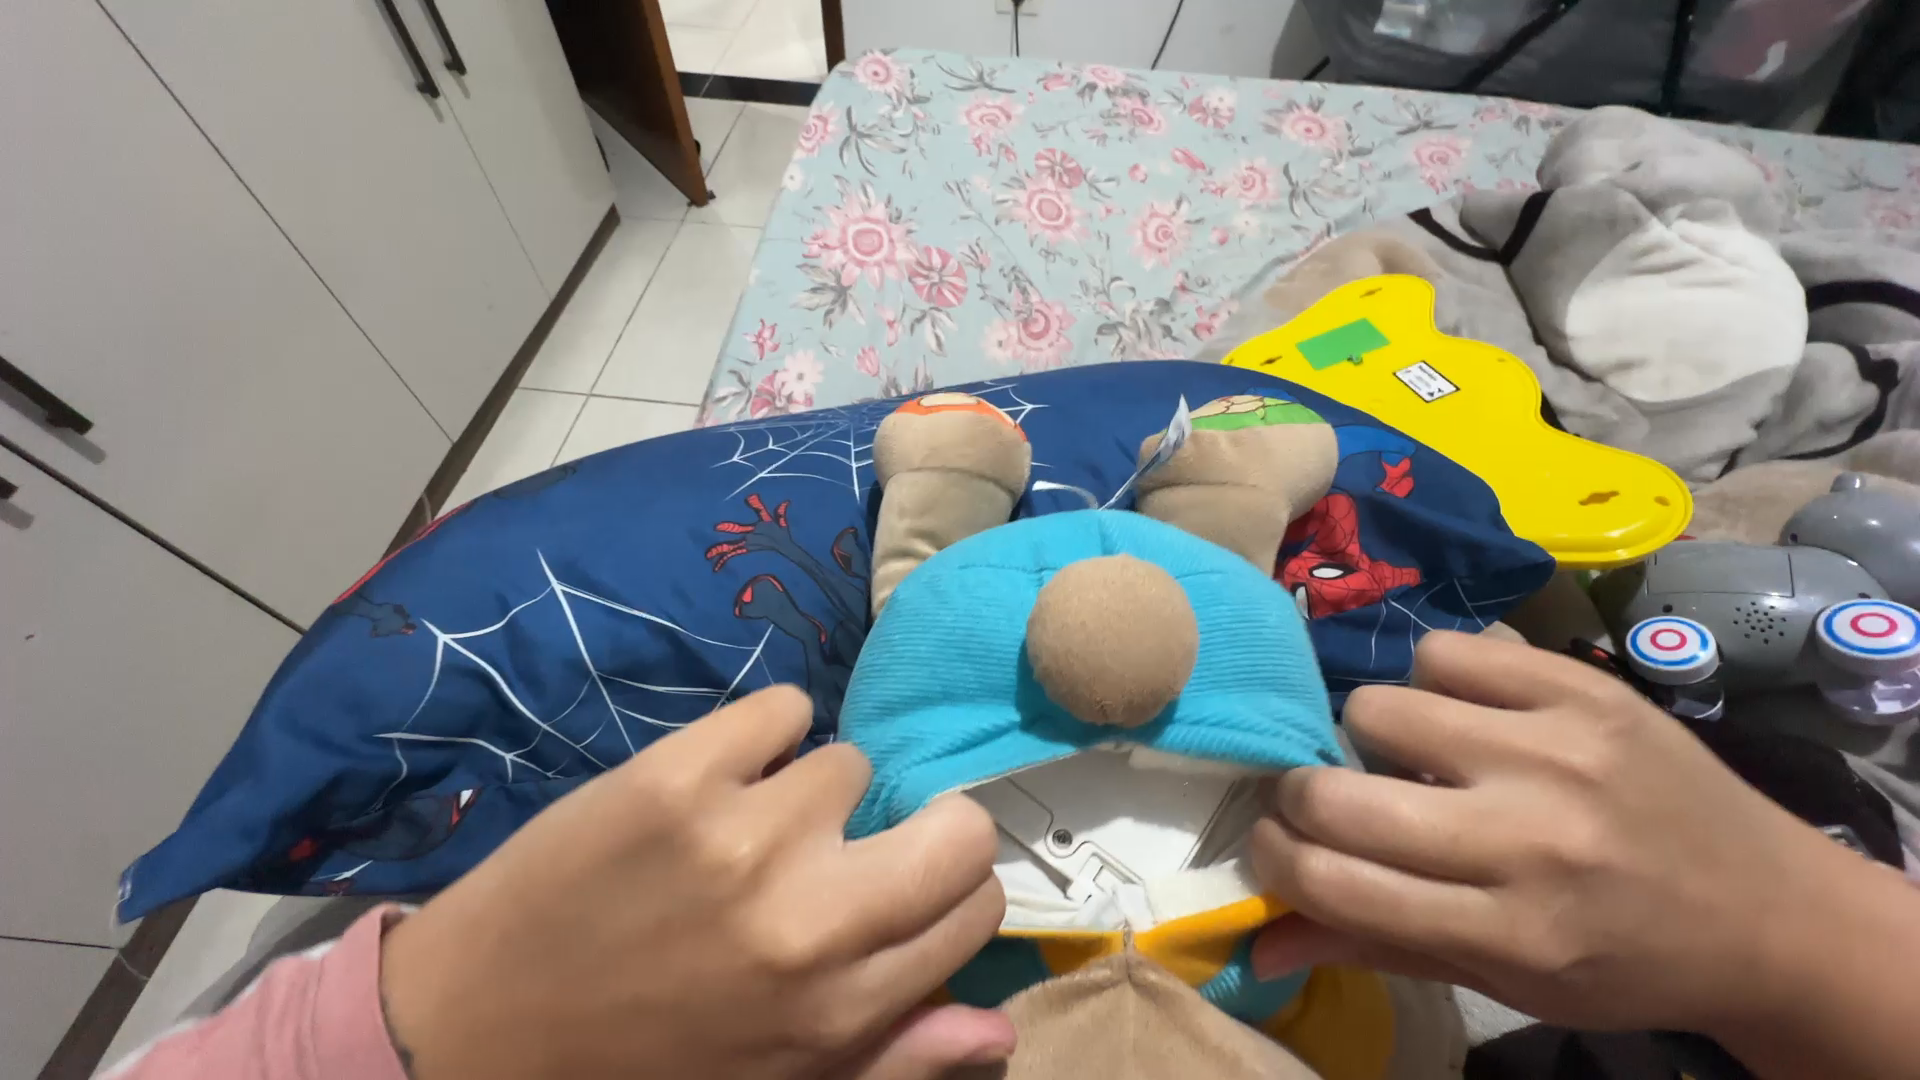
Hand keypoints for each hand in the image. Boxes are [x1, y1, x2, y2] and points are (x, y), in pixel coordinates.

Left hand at [380, 685, 1010, 1079]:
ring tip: (748, 829)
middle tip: (858, 842)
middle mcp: (809, 918)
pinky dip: (766, 733)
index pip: (975, 906)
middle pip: (958, 826)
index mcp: (838, 1007)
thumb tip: (1003, 1027)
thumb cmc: (640, 1071)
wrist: (465, 1039)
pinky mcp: (676, 776)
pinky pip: (783, 708)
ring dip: (812, 794)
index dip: (952, 888)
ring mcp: (742, 836)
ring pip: (849, 763)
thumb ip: (899, 1061)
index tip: (907, 886)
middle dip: (931, 825)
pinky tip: (723, 776)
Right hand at [1247, 630, 1887, 1036]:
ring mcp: (1555, 751)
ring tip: (1411, 755)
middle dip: (1303, 796)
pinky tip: (1461, 712)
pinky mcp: (1580, 688)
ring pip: (1376, 707)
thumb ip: (1372, 947)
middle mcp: (1529, 839)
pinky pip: (1442, 653)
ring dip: (1370, 734)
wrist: (1777, 914)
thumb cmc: (1619, 959)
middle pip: (1334, 794)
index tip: (1275, 841)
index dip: (1275, 854)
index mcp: (1510, 931)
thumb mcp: (1501, 980)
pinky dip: (1431, 680)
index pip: (1328, 881)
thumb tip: (1255, 944)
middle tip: (1329, 799)